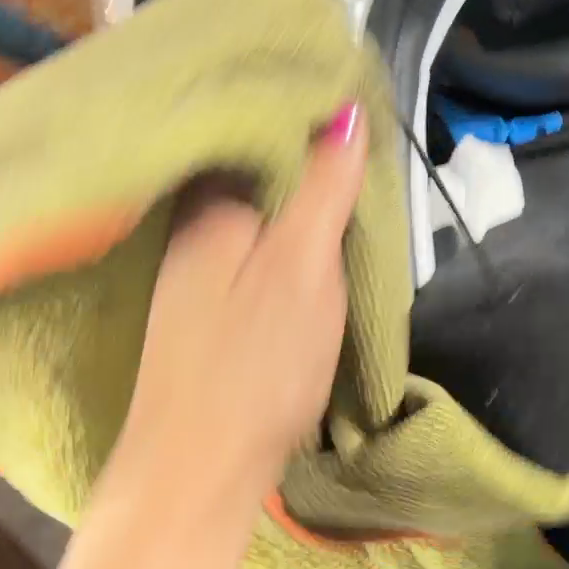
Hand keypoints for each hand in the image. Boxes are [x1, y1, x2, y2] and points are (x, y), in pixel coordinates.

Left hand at [114, 102, 367, 500]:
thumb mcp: (304, 267)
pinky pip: (263, 251)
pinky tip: (327, 248)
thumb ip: (324, 191)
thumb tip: (343, 114)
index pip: (249, 143)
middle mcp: (196, 239)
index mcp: (209, 218)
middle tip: (372, 149)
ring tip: (362, 190)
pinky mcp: (221, 313)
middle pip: (256, 180)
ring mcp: (204, 279)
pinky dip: (297, 240)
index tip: (356, 106)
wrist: (207, 461)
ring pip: (261, 218)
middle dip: (308, 162)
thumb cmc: (259, 359)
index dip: (297, 122)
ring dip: (305, 202)